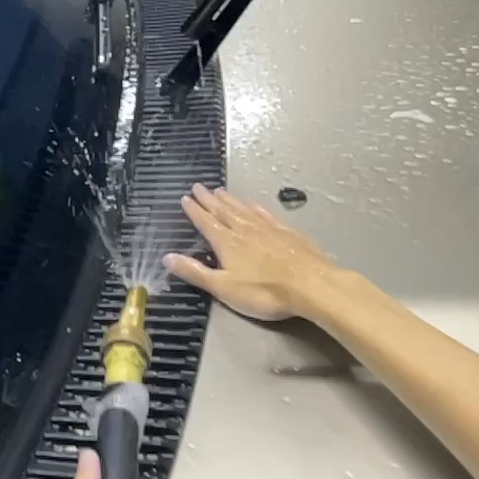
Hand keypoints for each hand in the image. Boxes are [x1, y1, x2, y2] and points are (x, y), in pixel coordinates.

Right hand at [164, 184, 357, 321]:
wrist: (312, 286)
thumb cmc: (264, 291)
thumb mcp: (223, 287)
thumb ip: (194, 272)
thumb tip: (167, 257)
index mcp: (226, 242)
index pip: (205, 222)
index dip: (194, 210)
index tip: (185, 198)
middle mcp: (244, 229)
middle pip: (223, 211)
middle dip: (209, 199)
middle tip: (199, 187)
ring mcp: (268, 229)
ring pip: (243, 210)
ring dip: (230, 200)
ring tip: (220, 190)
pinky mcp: (288, 233)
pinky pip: (266, 215)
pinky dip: (256, 208)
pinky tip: (254, 204)